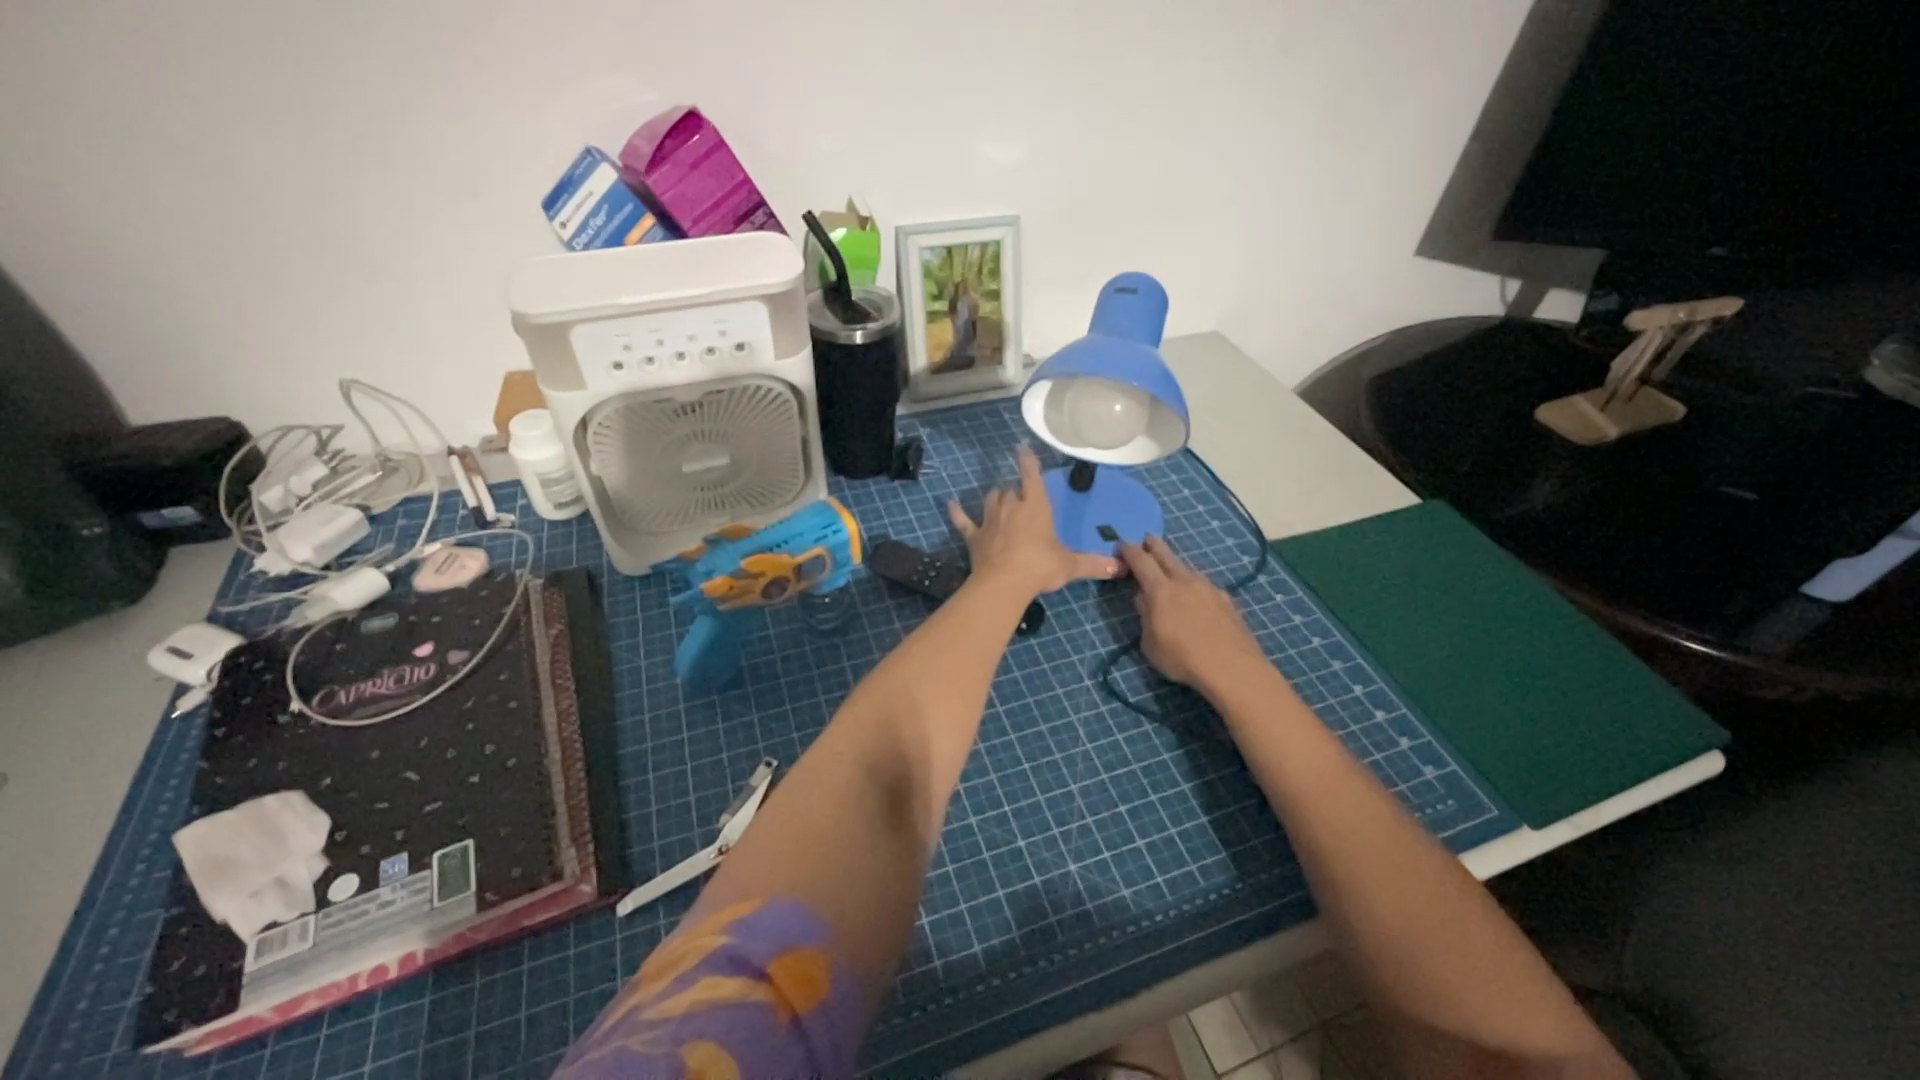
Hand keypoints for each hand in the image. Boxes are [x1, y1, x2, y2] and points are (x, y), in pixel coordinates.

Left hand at [947, 445, 1121, 596]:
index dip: (1027, 461)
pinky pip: (963, 520)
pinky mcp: (974, 536)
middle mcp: (1011, 506)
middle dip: (1015, 489)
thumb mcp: (1070, 566)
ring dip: (995, 497)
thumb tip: (1120, 567)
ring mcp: (989, 520)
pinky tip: (950, 504)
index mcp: (1035, 506)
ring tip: (999, 499)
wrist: (1004, 583)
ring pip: (990, 499)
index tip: (1022, 448)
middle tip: (1020, 495)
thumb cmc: (1040, 567)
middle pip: (1010, 489)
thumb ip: (1093, 564)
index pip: (1031, 475)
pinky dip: (957, 512)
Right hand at [1119, 535, 1264, 688]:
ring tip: (1171, 570)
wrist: (1231, 667)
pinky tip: (1195, 596)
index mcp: (1161, 590)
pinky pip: (1204, 584)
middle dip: (1154, 545)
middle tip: (1147, 540)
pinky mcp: (1226, 599)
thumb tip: (1143, 599)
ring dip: (1175, 565)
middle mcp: (1185, 582)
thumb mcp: (1150, 644)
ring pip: (1187, 568)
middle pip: (1167, 554)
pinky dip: (1194, 584)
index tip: (1121, 545)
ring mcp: (1209, 588)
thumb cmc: (1182, 658)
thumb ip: (1145, 616)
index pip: (1141, 561)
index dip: (1129, 550)